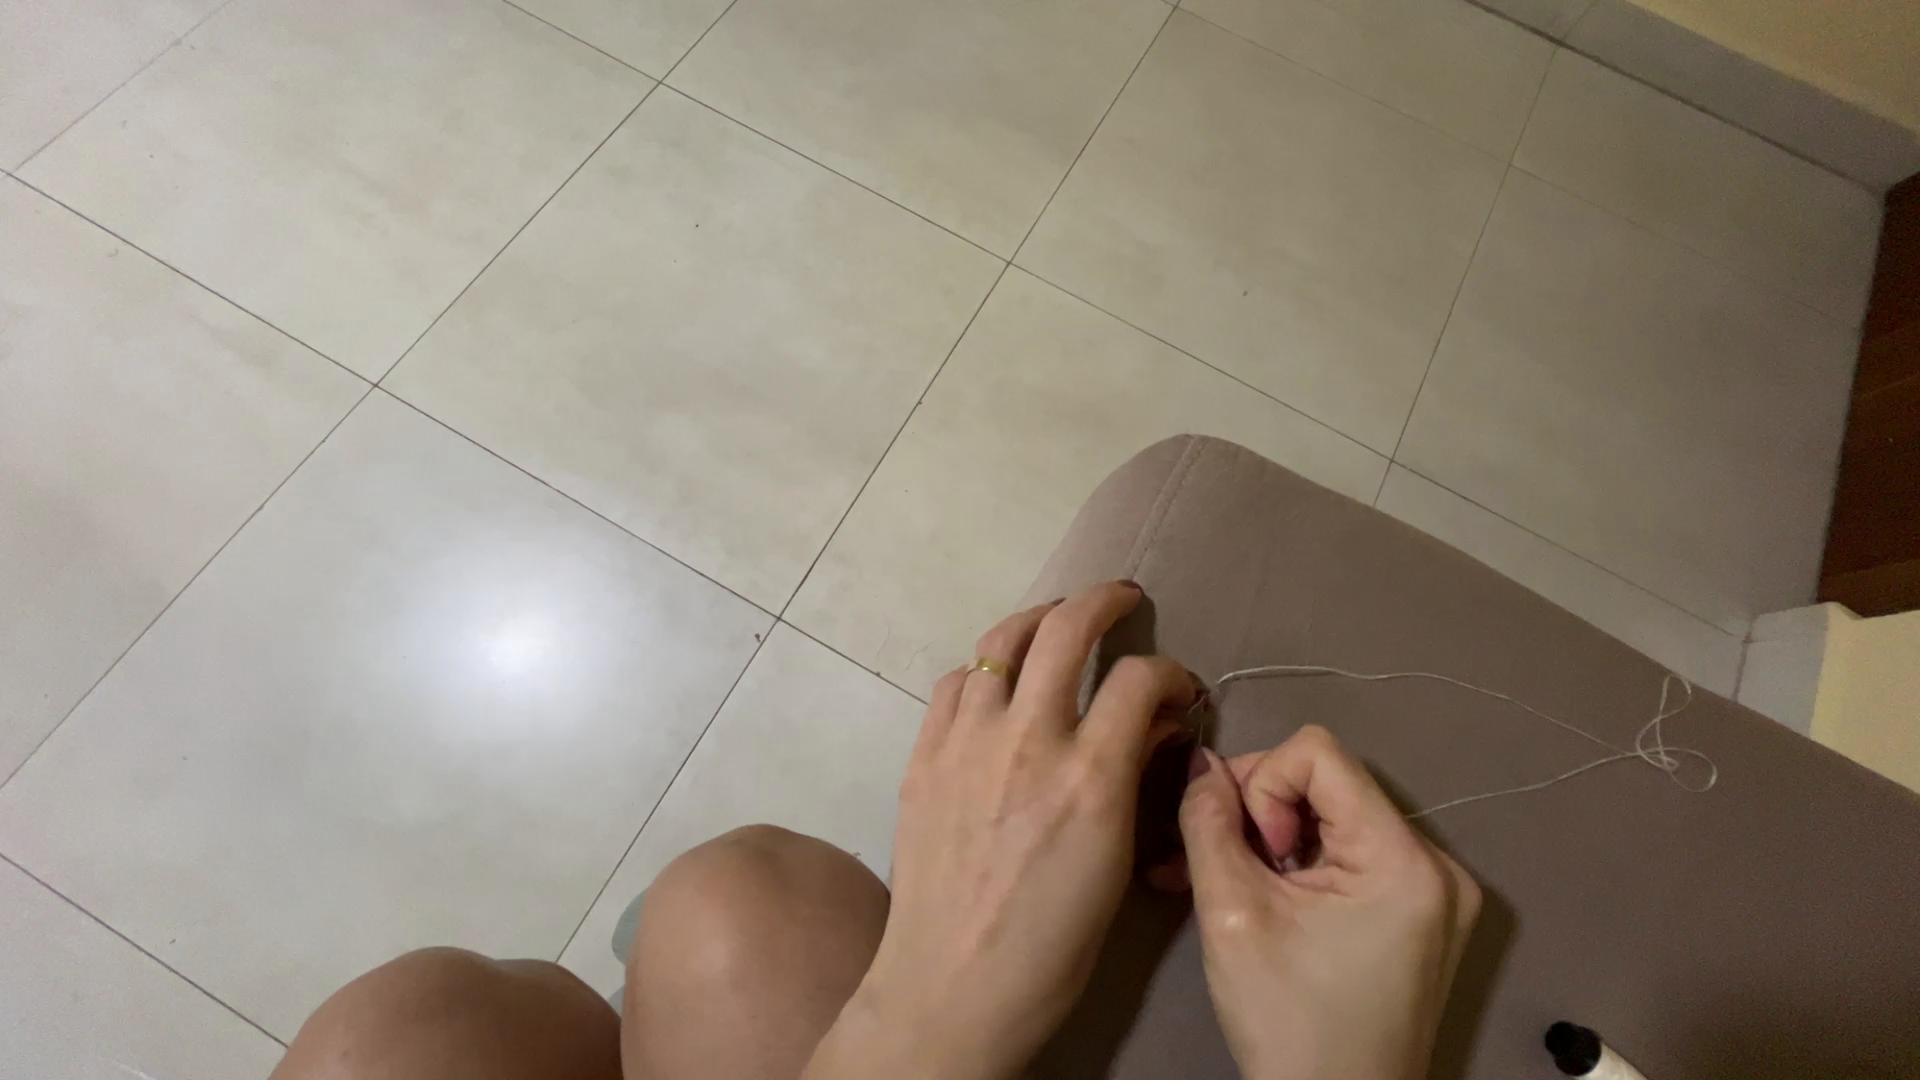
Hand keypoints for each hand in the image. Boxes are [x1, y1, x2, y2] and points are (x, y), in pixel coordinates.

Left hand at [806, 581, 1199, 1079]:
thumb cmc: (1052, 941)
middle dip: (1103, 599)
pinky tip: (997, 684)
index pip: (1138, 679)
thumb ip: (1135, 772)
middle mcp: (1026, 740)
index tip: (1175, 685)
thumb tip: (1156, 718)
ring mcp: (967, 740)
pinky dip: (985, 669)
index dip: (1168, 670)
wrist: (953, 982)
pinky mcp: (925, 752)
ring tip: (1055, 622)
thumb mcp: (1116, 860)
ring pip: (1002, 640)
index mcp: (1087, 777)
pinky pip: (956, 682)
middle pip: (1065, 628)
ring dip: (1038, 620)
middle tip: (1122, 596)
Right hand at [1178, 726, 1480, 1079]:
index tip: (1255, 851)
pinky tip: (1267, 889)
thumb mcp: (1229, 913)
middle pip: (1325, 777)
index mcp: (1403, 861)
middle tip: (1232, 865)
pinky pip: (1346, 843)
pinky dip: (1299, 855)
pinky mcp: (1419, 906)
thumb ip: (1207, 823)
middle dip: (1263, 809)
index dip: (1263, 782)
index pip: (1318, 753)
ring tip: (1238, 880)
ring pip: (1330, 808)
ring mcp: (1433, 886)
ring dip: (1273, 833)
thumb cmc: (1287, 1022)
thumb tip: (1201, 764)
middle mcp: (1435, 861)